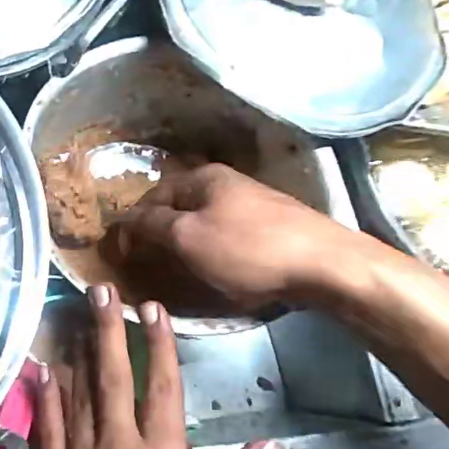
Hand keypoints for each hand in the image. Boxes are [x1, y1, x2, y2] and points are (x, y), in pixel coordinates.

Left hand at [9, 285, 279, 448]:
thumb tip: (268, 445)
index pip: (162, 389)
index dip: (159, 345)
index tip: (152, 309)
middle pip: (111, 379)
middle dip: (106, 330)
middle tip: (100, 290)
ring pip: (75, 396)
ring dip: (74, 351)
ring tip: (70, 315)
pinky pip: (46, 431)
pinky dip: (43, 398)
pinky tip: (40, 372)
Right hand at [114, 163, 375, 312]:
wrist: (324, 265)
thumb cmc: (246, 249)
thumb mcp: (188, 237)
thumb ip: (152, 224)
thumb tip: (123, 216)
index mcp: (203, 178)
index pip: (151, 196)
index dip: (132, 224)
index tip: (123, 254)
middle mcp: (227, 183)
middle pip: (178, 208)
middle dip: (160, 234)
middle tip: (149, 264)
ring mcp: (252, 204)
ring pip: (203, 222)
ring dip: (186, 244)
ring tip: (179, 270)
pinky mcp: (271, 226)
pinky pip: (227, 235)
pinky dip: (212, 251)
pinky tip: (217, 270)